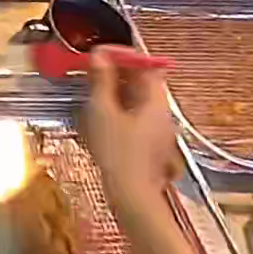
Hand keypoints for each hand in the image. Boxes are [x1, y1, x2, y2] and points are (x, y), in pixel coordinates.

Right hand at [82, 48, 180, 222]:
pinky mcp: (150, 145)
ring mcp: (158, 131)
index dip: (124, 55)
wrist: (132, 199)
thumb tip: (99, 54)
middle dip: (117, 72)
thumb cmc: (117, 152)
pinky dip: (118, 107)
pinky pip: (135, 115)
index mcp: (156, 101)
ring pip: (138, 99)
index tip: (100, 53)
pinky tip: (99, 115)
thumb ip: (101, 80)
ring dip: (115, 89)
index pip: (147, 65)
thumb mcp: (102, 110)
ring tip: (90, 90)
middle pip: (143, 82)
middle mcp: (162, 114)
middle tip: (90, 70)